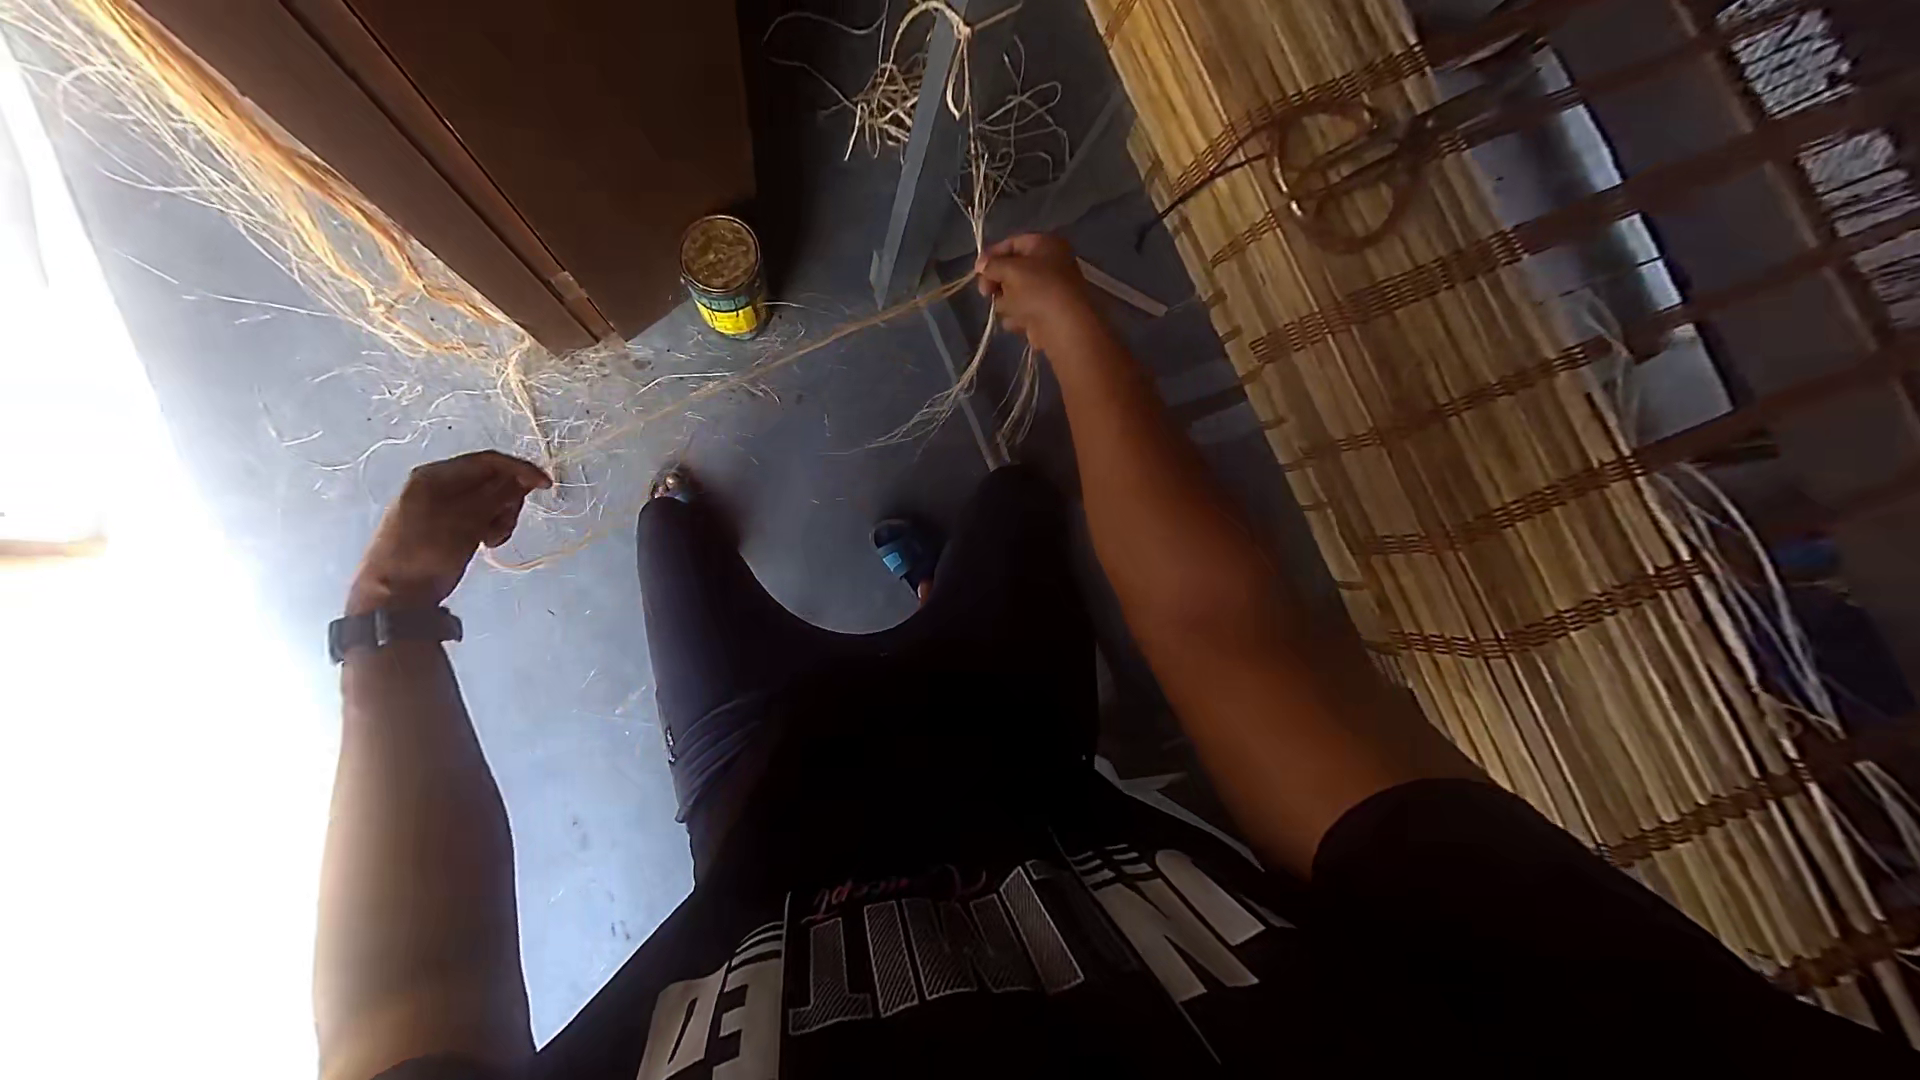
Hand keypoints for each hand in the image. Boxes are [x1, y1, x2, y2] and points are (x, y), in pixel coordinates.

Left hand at [346, 450, 551, 614]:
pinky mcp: (447, 523)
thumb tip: (524, 476)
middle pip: (491, 480)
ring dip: (501, 517)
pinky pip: (479, 515)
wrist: (395, 593)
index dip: (521, 470)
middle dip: (508, 500)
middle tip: (506, 524)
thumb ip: (498, 494)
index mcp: (435, 475)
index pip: (489, 461)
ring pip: (489, 500)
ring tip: (492, 539)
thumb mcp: (468, 520)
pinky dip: (490, 526)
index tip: (547, 487)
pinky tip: (485, 543)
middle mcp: (437, 484)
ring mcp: (441, 504)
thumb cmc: (428, 552)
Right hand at [975, 233, 1104, 355]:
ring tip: (1012, 309)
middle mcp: (1050, 264)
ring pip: (1014, 293)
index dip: (992, 255)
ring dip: (1006, 302)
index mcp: (1046, 245)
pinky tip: (1019, 322)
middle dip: (997, 282)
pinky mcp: (1044, 314)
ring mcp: (1048, 291)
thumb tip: (981, 266)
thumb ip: (992, 265)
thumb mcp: (1010, 269)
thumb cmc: (1038, 289)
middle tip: (986, 292)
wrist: (1063, 326)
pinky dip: (1017, 317)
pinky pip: (1022, 311)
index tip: (977, 270)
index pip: (1012, 243)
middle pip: (1012, 270)